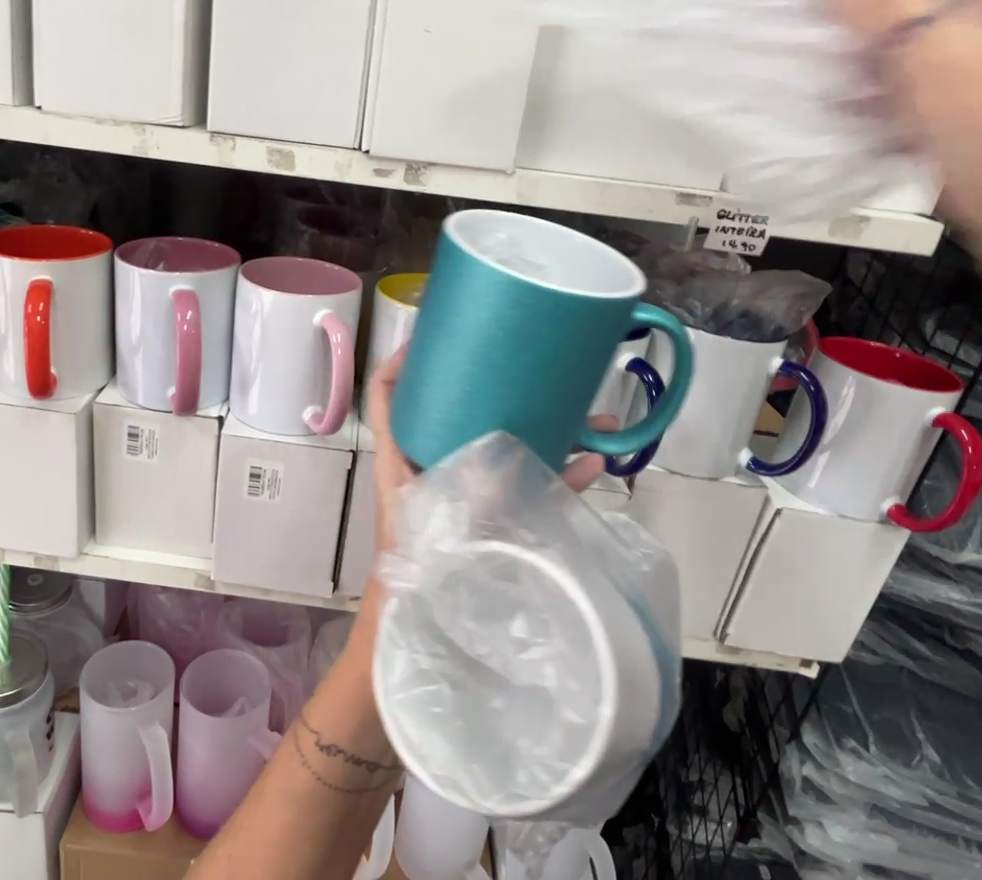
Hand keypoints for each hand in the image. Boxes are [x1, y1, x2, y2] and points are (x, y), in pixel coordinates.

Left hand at [349, 347, 609, 646]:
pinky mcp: (491, 519)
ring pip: (504, 447)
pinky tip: (593, 467)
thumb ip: (465, 494)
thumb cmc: (407, 590)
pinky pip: (526, 487)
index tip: (431, 337)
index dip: (400, 364)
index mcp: (400, 465)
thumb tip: (503, 454)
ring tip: (592, 417)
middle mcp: (432, 470)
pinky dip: (558, 476)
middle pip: (458, 413)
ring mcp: (466, 494)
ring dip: (547, 432)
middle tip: (536, 365)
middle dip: (500, 388)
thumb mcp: (433, 532)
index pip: (388, 401)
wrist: (412, 646)